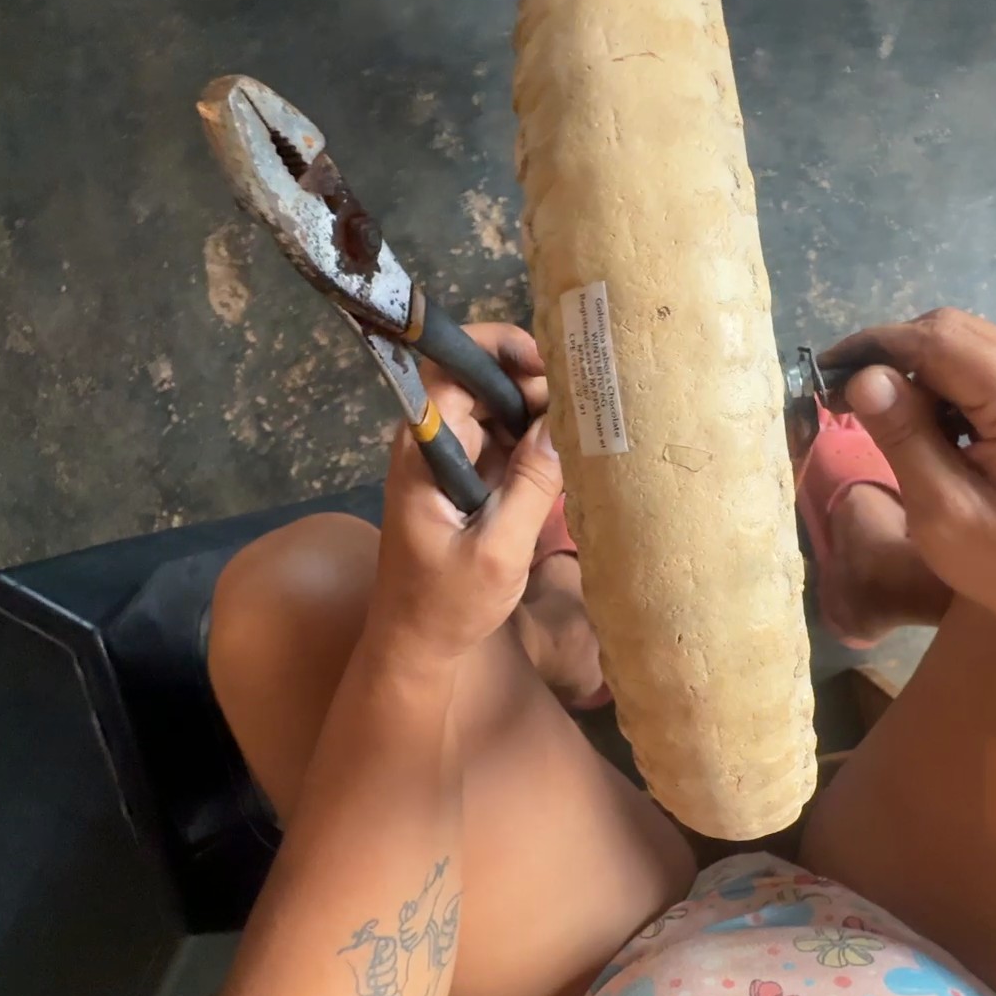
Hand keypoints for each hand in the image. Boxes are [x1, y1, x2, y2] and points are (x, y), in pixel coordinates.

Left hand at [362, 323, 565, 667]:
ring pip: (491, 411)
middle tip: (577, 401)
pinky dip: (530, 439)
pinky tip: (564, 449)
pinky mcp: (464, 482)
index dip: (494, 350)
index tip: (545, 360)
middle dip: (526, 381)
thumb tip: (563, 425)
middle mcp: (431, 446)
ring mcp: (448, 463)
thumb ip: (531, 485)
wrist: (416, 644)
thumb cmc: (447, 603)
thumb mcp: (498, 549)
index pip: (449, 373)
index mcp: (425, 454)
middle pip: (475, 384)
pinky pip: (499, 442)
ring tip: (579, 424)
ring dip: (533, 411)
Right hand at [821, 308, 995, 631]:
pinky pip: (979, 364)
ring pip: (963, 342)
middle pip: (952, 331)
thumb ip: (903, 435)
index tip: (826, 371)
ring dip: (912, 368)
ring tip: (879, 411)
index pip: (940, 342)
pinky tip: (921, 420)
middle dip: (891, 355)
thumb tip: (862, 377)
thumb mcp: (940, 508)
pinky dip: (938, 381)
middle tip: (845, 396)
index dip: (876, 347)